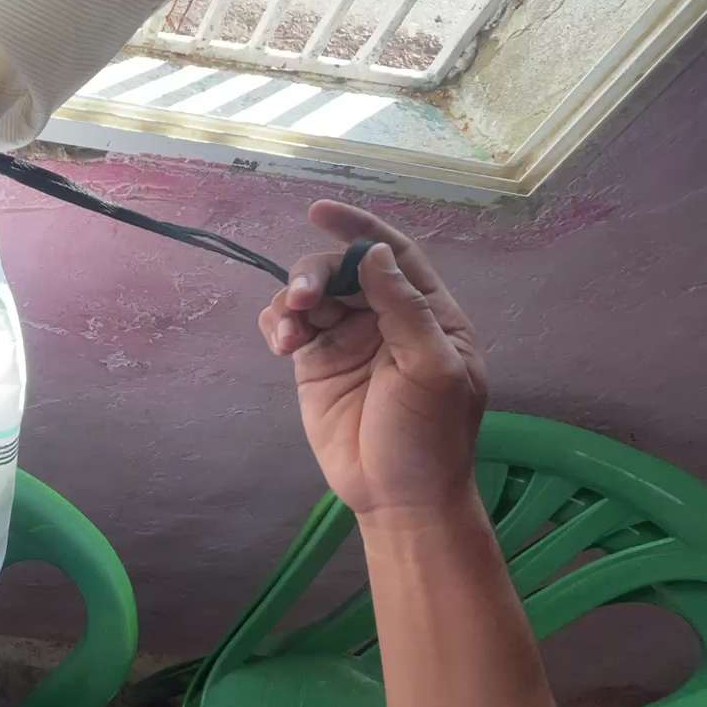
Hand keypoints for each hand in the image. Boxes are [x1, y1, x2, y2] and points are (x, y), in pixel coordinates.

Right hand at [259, 201, 486, 520]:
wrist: (395, 495)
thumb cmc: (429, 436)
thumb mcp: (430, 370)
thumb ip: (405, 309)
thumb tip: (373, 255)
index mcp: (425, 314)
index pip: (392, 254)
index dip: (358, 229)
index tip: (318, 211)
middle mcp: (382, 318)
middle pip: (338, 272)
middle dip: (313, 277)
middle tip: (300, 303)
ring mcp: (345, 339)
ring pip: (307, 297)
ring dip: (290, 306)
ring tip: (288, 338)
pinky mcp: (314, 361)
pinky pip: (287, 326)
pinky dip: (276, 326)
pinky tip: (280, 346)